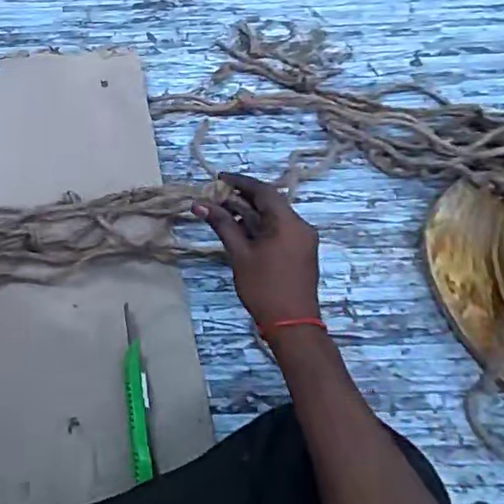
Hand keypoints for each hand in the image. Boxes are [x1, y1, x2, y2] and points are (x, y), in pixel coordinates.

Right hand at [194, 173, 320, 330]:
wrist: (292, 325)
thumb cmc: (264, 288)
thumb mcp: (240, 254)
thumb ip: (222, 225)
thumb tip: (200, 204)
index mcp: (289, 222)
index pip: (264, 191)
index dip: (240, 182)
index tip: (219, 178)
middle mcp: (300, 226)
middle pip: (270, 203)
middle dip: (242, 198)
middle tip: (216, 197)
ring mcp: (303, 240)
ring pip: (274, 217)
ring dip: (250, 214)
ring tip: (222, 213)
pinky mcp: (300, 252)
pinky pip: (280, 230)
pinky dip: (260, 227)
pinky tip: (240, 230)